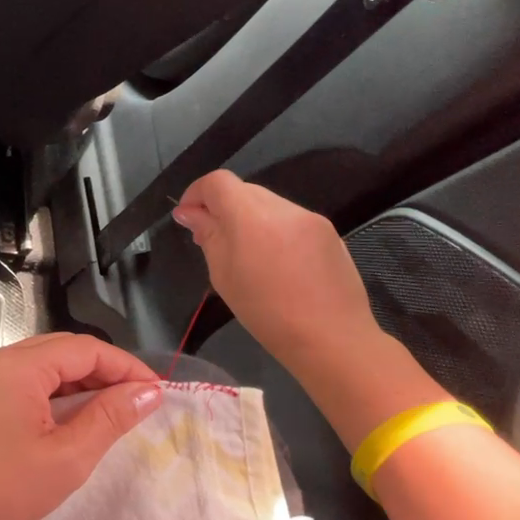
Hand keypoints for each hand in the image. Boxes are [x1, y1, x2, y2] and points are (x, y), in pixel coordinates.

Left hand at [0, 334, 162, 519]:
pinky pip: (23, 377)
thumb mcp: (68, 457)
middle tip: (140, 400)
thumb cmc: (5, 489)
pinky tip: (73, 414)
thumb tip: (149, 391)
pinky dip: (53, 390)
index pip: (84, 348)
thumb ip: (110, 417)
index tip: (158, 391)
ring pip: (42, 362)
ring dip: (79, 379)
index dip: (125, 365)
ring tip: (114, 408)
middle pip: (62, 348)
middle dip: (104, 369)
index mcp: (17, 366)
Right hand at [172, 170, 381, 375]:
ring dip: (248, 218)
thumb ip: (207, 235)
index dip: (196, 193)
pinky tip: (275, 262)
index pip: (217, 182)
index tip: (188, 217)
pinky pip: (289, 219)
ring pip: (267, 203)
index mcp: (252, 218)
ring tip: (246, 254)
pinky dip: (272, 229)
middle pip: (242, 189)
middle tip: (211, 239)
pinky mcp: (328, 231)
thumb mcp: (222, 274)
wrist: (331, 337)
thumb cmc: (265, 311)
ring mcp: (310, 218)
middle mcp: (283, 208)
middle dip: (222, 207)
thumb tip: (190, 213)